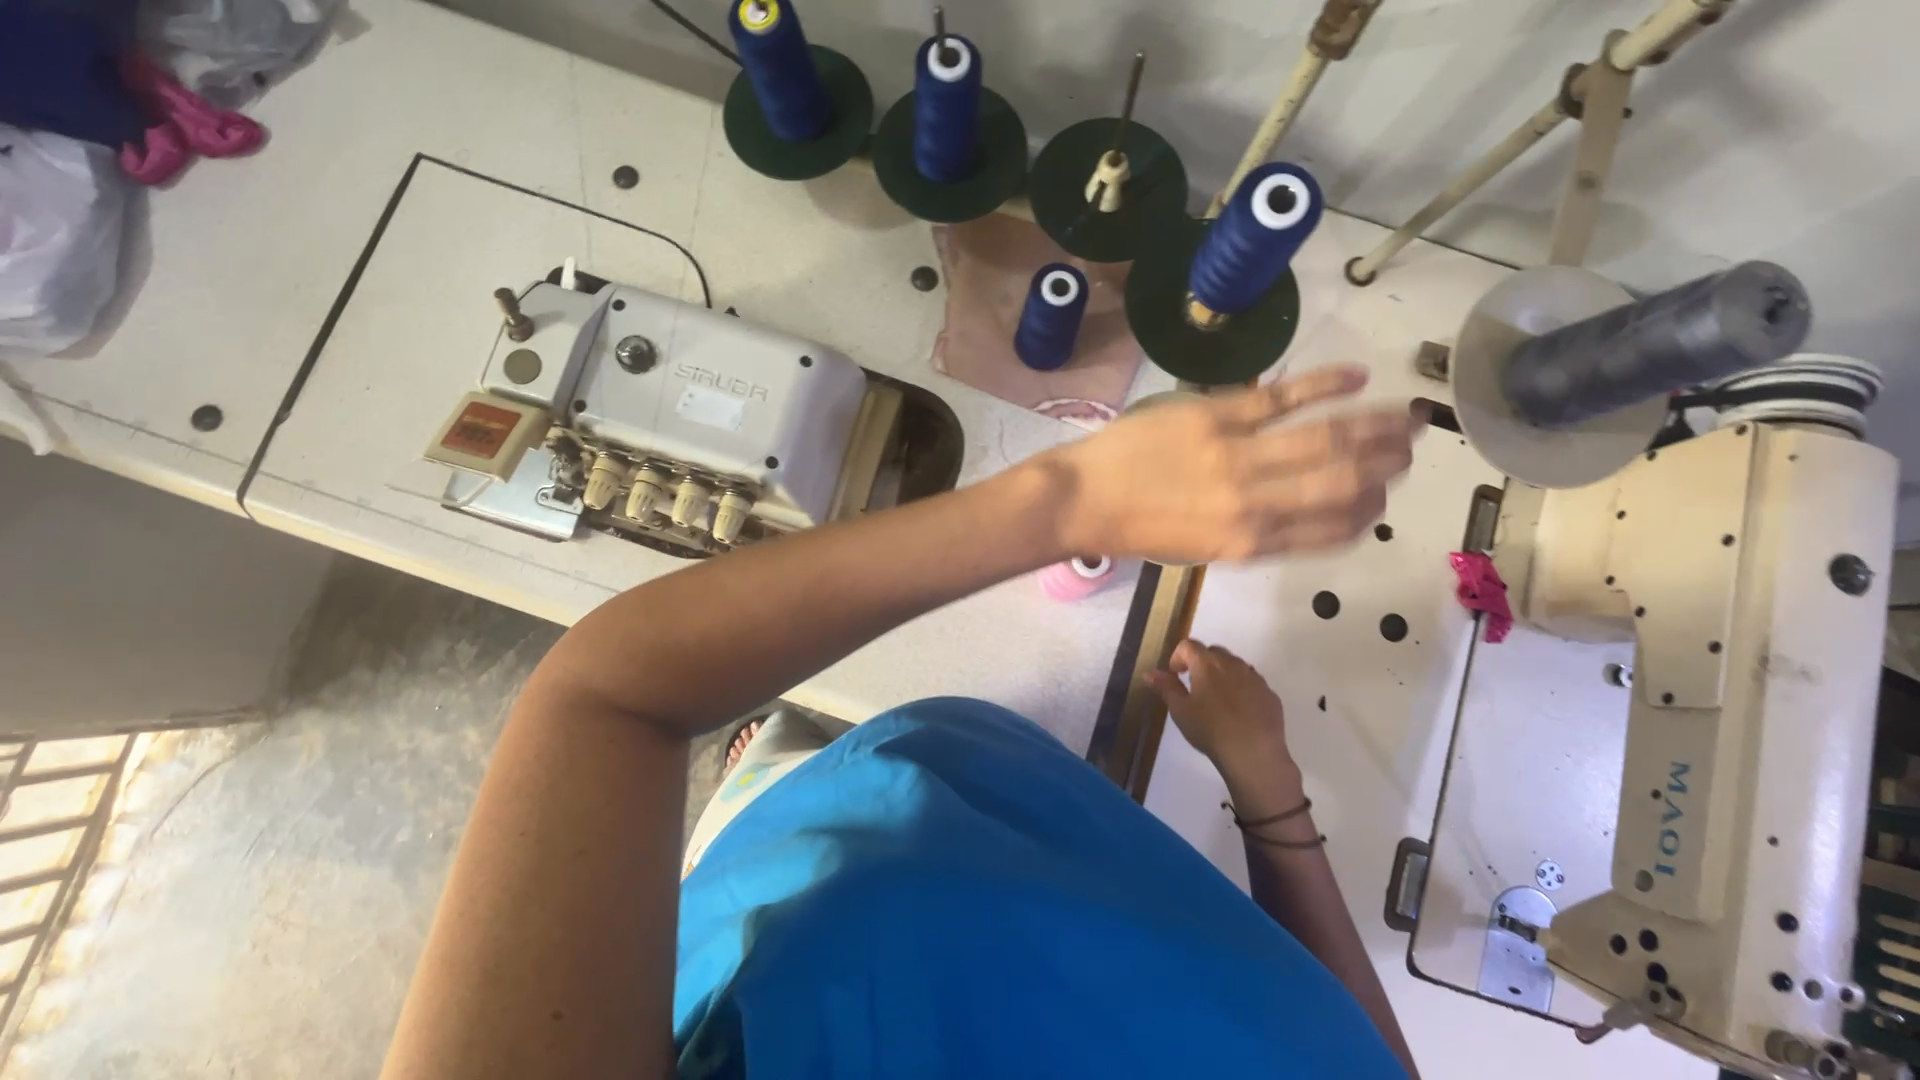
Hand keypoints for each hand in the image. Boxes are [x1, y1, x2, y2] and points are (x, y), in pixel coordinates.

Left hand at [1040, 365, 1418, 563]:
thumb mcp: (1203, 549)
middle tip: (1410, 447)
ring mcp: (1237, 455)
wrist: (1083, 501)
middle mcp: (1255, 503)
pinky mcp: (1215, 415)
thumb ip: (1258, 534)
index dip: (1368, 511)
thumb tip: (1308, 515)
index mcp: (1252, 542)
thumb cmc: (1140, 530)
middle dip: (1387, 463)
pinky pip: (1283, 396)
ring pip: (1327, 437)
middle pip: (1344, 480)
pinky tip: (1358, 377)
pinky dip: (1327, 384)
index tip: (1385, 495)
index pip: (1333, 528)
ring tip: (1404, 415)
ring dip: (1375, 425)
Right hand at [1145, 640, 1294, 780]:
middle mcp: (1233, 663)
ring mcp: (1255, 677)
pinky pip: (1252, 683)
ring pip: (1235, 665)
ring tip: (1217, 700)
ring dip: (1223, 674)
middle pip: (1213, 652)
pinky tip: (1238, 712)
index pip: (1188, 645)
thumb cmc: (1210, 729)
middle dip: (1201, 663)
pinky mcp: (1270, 694)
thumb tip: (1150, 672)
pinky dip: (1242, 689)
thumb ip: (1166, 687)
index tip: (1175, 676)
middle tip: (1194, 686)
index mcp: (1207, 664)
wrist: (1253, 752)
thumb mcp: (1180, 710)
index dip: (1177, 657)